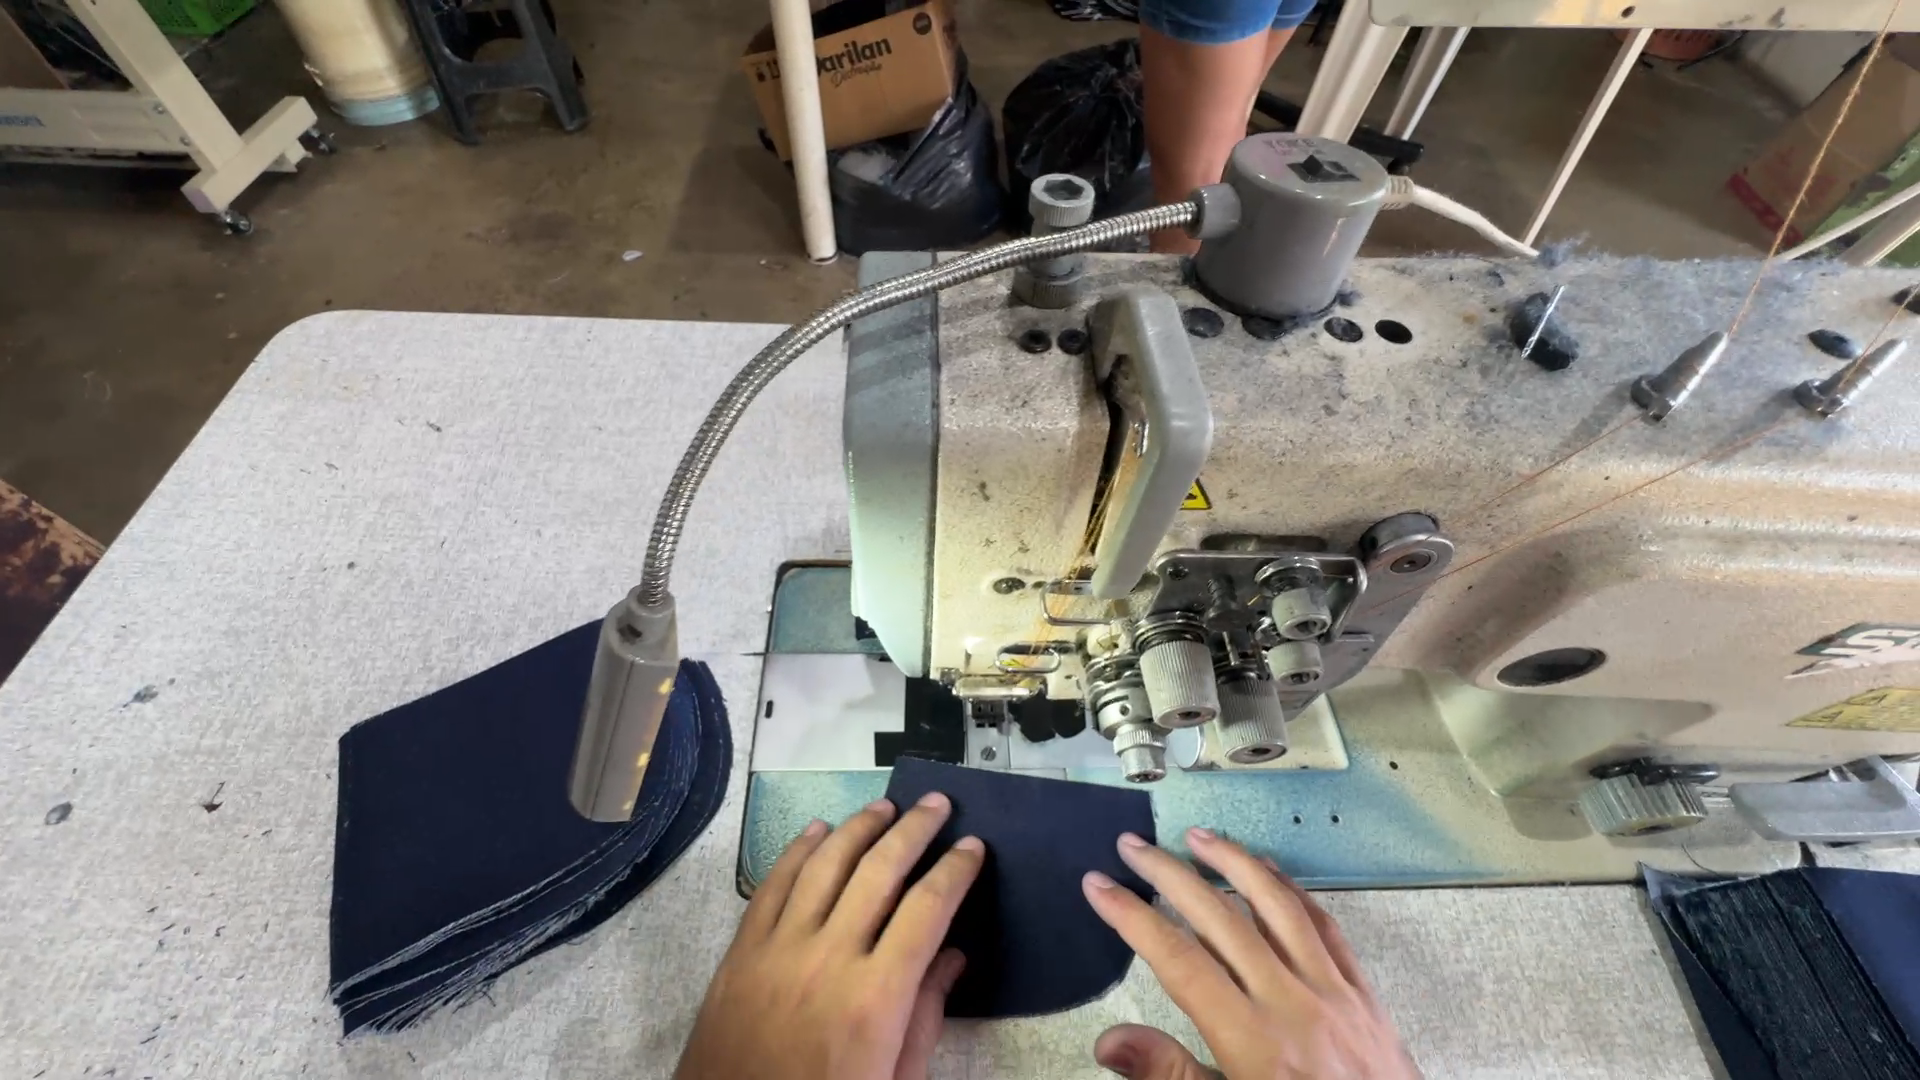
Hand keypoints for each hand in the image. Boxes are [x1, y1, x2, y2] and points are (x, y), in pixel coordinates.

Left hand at [674, 793, 985, 1079]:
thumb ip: (924, 1017)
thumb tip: (951, 955)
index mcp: (875, 998)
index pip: (927, 909)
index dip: (955, 871)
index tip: (973, 847)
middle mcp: (829, 958)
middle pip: (880, 869)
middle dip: (914, 829)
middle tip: (936, 803)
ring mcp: (780, 948)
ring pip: (826, 863)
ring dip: (859, 826)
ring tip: (884, 806)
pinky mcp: (742, 951)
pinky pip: (773, 883)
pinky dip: (797, 849)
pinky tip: (817, 829)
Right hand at [1081, 828, 1418, 1079]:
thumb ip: (1171, 1077)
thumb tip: (1107, 1039)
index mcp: (1254, 1043)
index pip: (1179, 961)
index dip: (1132, 917)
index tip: (1097, 885)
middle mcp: (1292, 1004)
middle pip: (1220, 919)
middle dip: (1169, 875)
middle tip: (1131, 844)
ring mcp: (1334, 993)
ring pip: (1277, 906)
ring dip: (1233, 862)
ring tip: (1197, 835)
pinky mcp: (1365, 996)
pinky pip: (1326, 926)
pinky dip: (1293, 890)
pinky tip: (1269, 869)